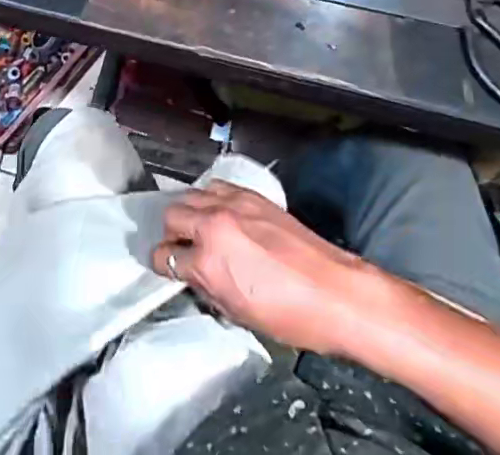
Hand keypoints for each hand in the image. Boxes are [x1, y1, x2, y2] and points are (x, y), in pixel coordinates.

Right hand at [150, 180, 376, 354]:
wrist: (335, 292)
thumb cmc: (292, 314)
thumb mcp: (237, 313)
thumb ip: (206, 287)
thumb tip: (195, 275)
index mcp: (207, 261)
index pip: (165, 256)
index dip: (164, 265)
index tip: (168, 268)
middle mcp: (214, 225)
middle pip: (172, 216)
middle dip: (172, 234)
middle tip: (183, 248)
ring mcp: (233, 205)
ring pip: (191, 195)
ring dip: (189, 212)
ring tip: (200, 228)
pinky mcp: (252, 196)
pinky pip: (217, 186)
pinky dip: (211, 198)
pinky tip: (221, 213)